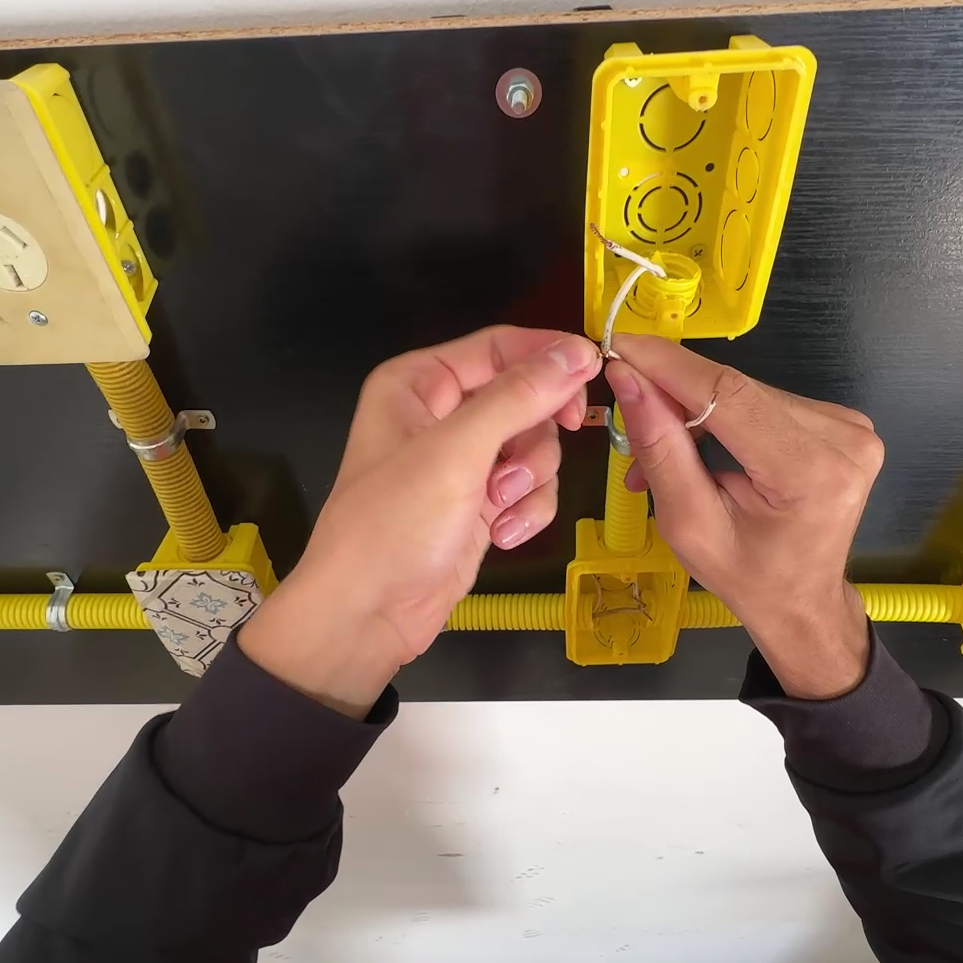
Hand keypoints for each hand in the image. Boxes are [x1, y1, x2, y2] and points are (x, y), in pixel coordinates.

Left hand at [240, 326, 600, 715]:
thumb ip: (519, 398)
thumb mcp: (455, 452)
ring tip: (499, 507)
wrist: (369, 615)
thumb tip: (578, 352)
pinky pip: (530, 488)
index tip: (593, 373)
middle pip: (526, 398)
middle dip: (533, 438)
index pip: (499, 346)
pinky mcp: (482, 503)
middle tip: (530, 461)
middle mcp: (442, 414)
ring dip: (529, 481)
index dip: (547, 357)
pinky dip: (526, 510)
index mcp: (419, 382)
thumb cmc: (395, 524)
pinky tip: (503, 534)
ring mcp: (464, 462)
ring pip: (536, 447)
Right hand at [606, 333, 883, 698]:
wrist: (803, 601)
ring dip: (692, 410)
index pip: (726, 395)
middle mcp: (841, 438)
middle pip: (734, 389)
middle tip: (624, 406)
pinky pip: (761, 401)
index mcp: (808, 472)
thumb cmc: (746, 576)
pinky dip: (720, 416)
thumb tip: (627, 380)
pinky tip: (695, 444)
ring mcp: (848, 426)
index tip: (618, 346)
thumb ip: (660, 448)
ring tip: (656, 451)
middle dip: (671, 392)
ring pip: (743, 391)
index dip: (667, 366)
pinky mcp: (840, 421)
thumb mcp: (687, 523)